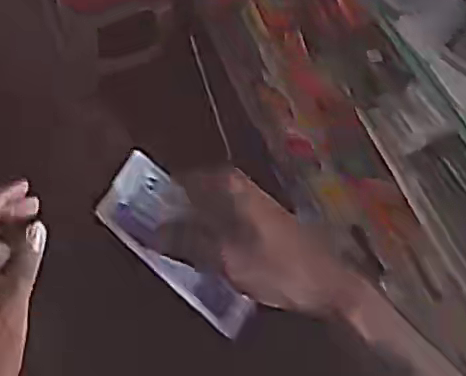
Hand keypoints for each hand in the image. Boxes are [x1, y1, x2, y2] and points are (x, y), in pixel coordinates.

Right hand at [170, 170, 460, 375]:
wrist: (332, 285)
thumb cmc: (280, 266)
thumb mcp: (227, 259)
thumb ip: (185, 240)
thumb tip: (145, 228)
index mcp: (225, 181)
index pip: (175, 180)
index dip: (153, 197)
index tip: (134, 215)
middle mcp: (233, 181)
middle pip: (188, 192)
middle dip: (167, 213)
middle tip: (148, 236)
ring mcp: (244, 198)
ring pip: (201, 208)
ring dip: (185, 226)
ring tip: (169, 249)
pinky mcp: (252, 217)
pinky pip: (215, 219)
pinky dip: (202, 233)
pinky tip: (197, 255)